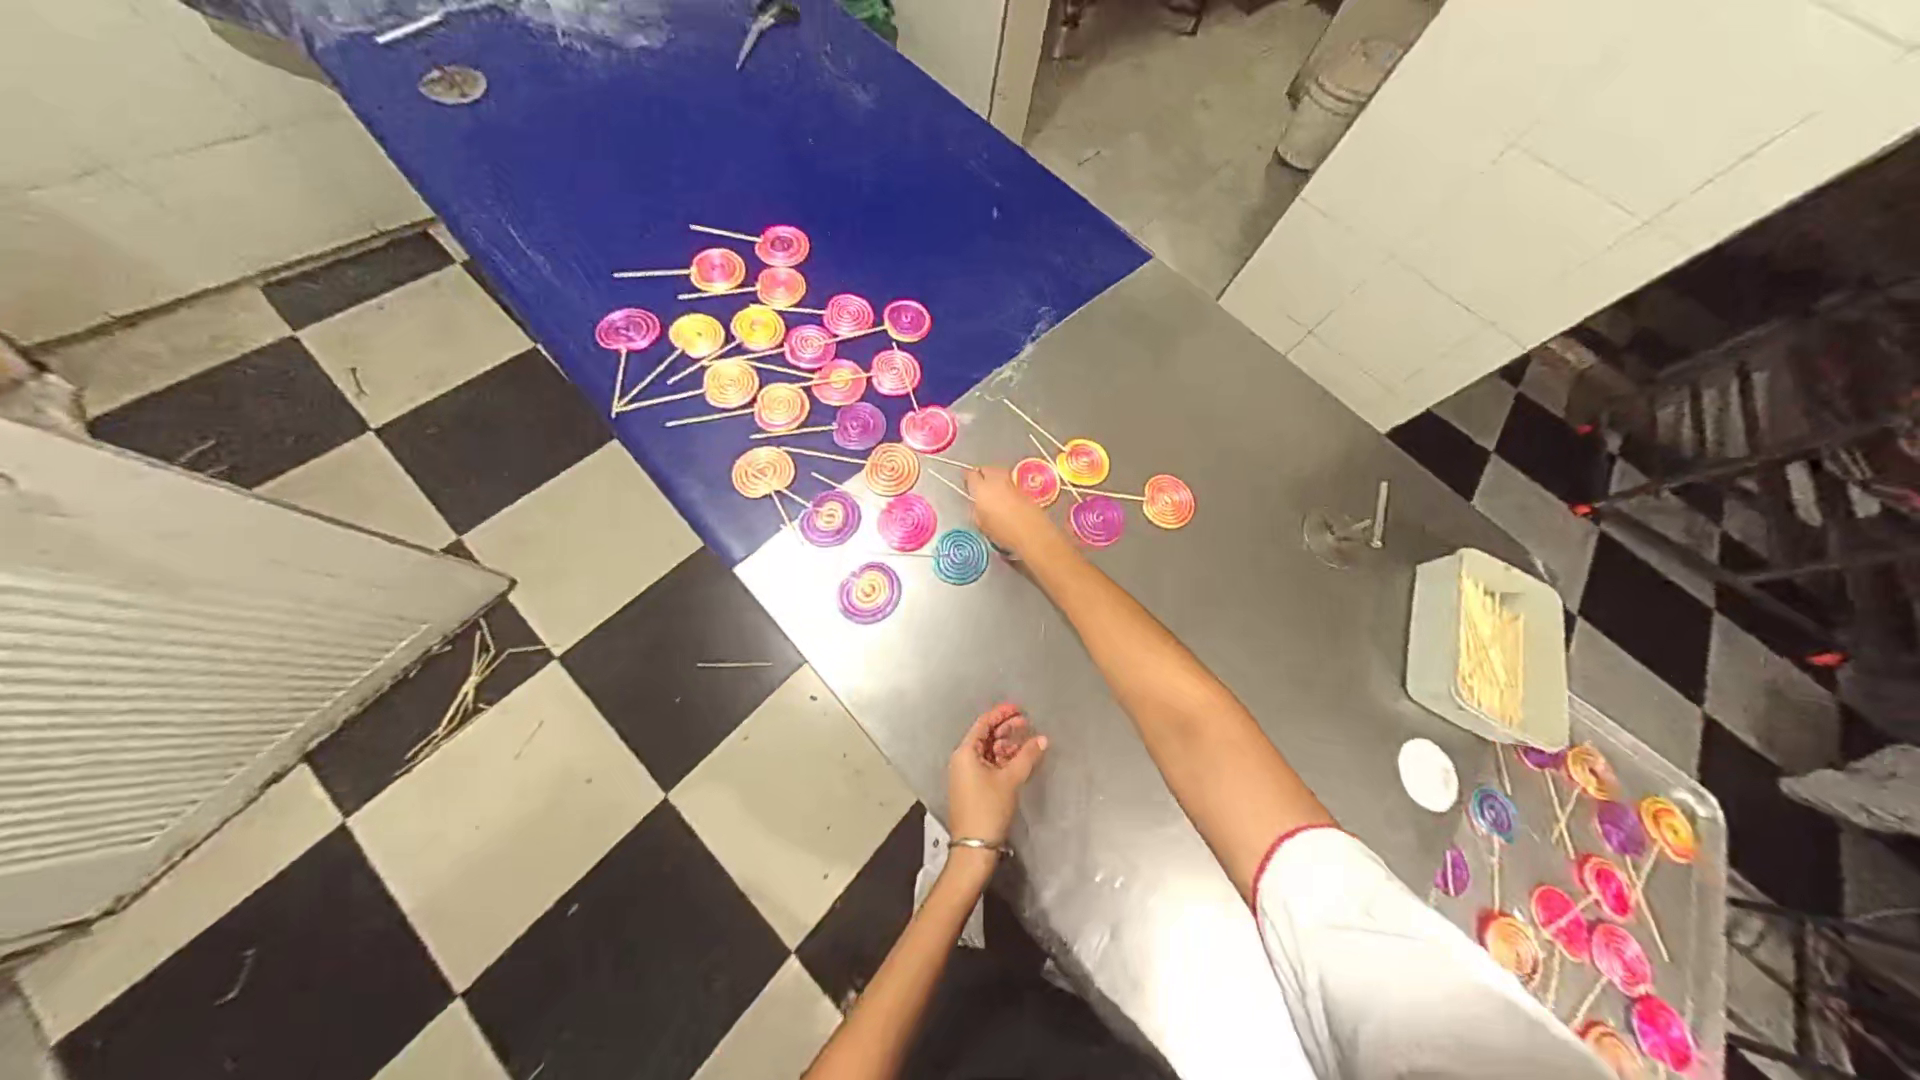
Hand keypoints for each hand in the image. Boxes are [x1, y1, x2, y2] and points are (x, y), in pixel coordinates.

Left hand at [947, 703, 1048, 847]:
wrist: (974, 846)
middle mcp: (962, 759)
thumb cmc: (988, 808)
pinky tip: (1019, 758)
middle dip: (1006, 728)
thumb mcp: (1010, 779)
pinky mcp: (973, 786)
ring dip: (1006, 744)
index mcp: (965, 752)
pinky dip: (1003, 759)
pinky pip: (988, 764)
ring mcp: (966, 774)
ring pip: (988, 751)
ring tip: (1027, 740)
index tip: (1018, 708)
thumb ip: (1027, 756)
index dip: (1001, 714)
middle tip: (1026, 723)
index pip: (983, 724)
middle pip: (986, 736)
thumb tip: (1042, 739)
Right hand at [967, 466, 1056, 553]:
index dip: (968, 479)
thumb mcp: (982, 524)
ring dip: (995, 479)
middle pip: (986, 469)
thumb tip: (978, 504)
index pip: (970, 475)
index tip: (968, 485)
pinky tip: (1007, 498)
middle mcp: (996, 480)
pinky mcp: (1024, 488)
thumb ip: (977, 509)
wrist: (1032, 532)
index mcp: (982, 488)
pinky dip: (1007, 486)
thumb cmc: (1003, 532)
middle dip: (982, 474)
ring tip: (994, 492)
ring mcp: (1012, 482)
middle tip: (980, 486)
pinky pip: (1010, 482)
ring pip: (999, 473)